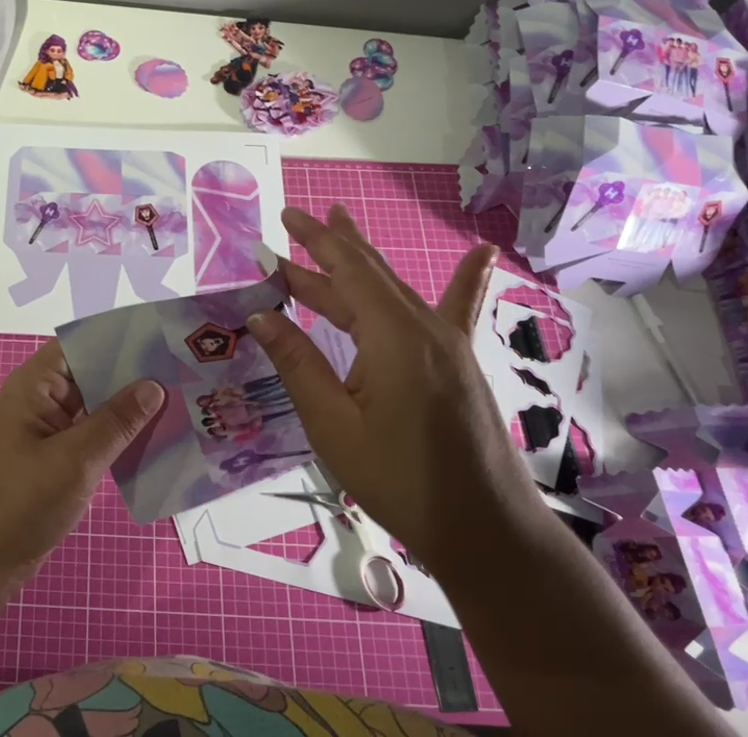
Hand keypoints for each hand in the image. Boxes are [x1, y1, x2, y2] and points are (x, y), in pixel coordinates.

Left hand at [0, 340, 164, 581]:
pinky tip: (158, 436)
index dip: (118, 338)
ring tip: (181, 398)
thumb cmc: (23, 503)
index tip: (162, 337)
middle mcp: (41, 398)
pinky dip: (121, 432)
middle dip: (133, 372)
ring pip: (97, 403)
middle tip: (184, 369)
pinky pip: (95, 431)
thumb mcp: (76, 459)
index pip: (80, 344)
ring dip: (131, 405)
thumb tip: (154, 385)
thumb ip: (116, 421)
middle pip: (92, 372)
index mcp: (34, 386)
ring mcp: (49, 428)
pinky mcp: (58, 454)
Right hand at [246, 205, 544, 572]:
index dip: (314, 243)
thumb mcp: (334, 426)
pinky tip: (484, 252)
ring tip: (340, 226)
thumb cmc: (401, 481)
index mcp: (394, 337)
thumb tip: (261, 315)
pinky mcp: (460, 365)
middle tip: (296, 220)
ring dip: (362, 263)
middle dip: (331, 245)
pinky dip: (464, 279)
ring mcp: (449, 345)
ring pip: (396, 290)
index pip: (347, 272)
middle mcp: (425, 328)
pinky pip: (455, 310)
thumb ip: (299, 364)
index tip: (284, 217)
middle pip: (371, 274)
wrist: (486, 529)